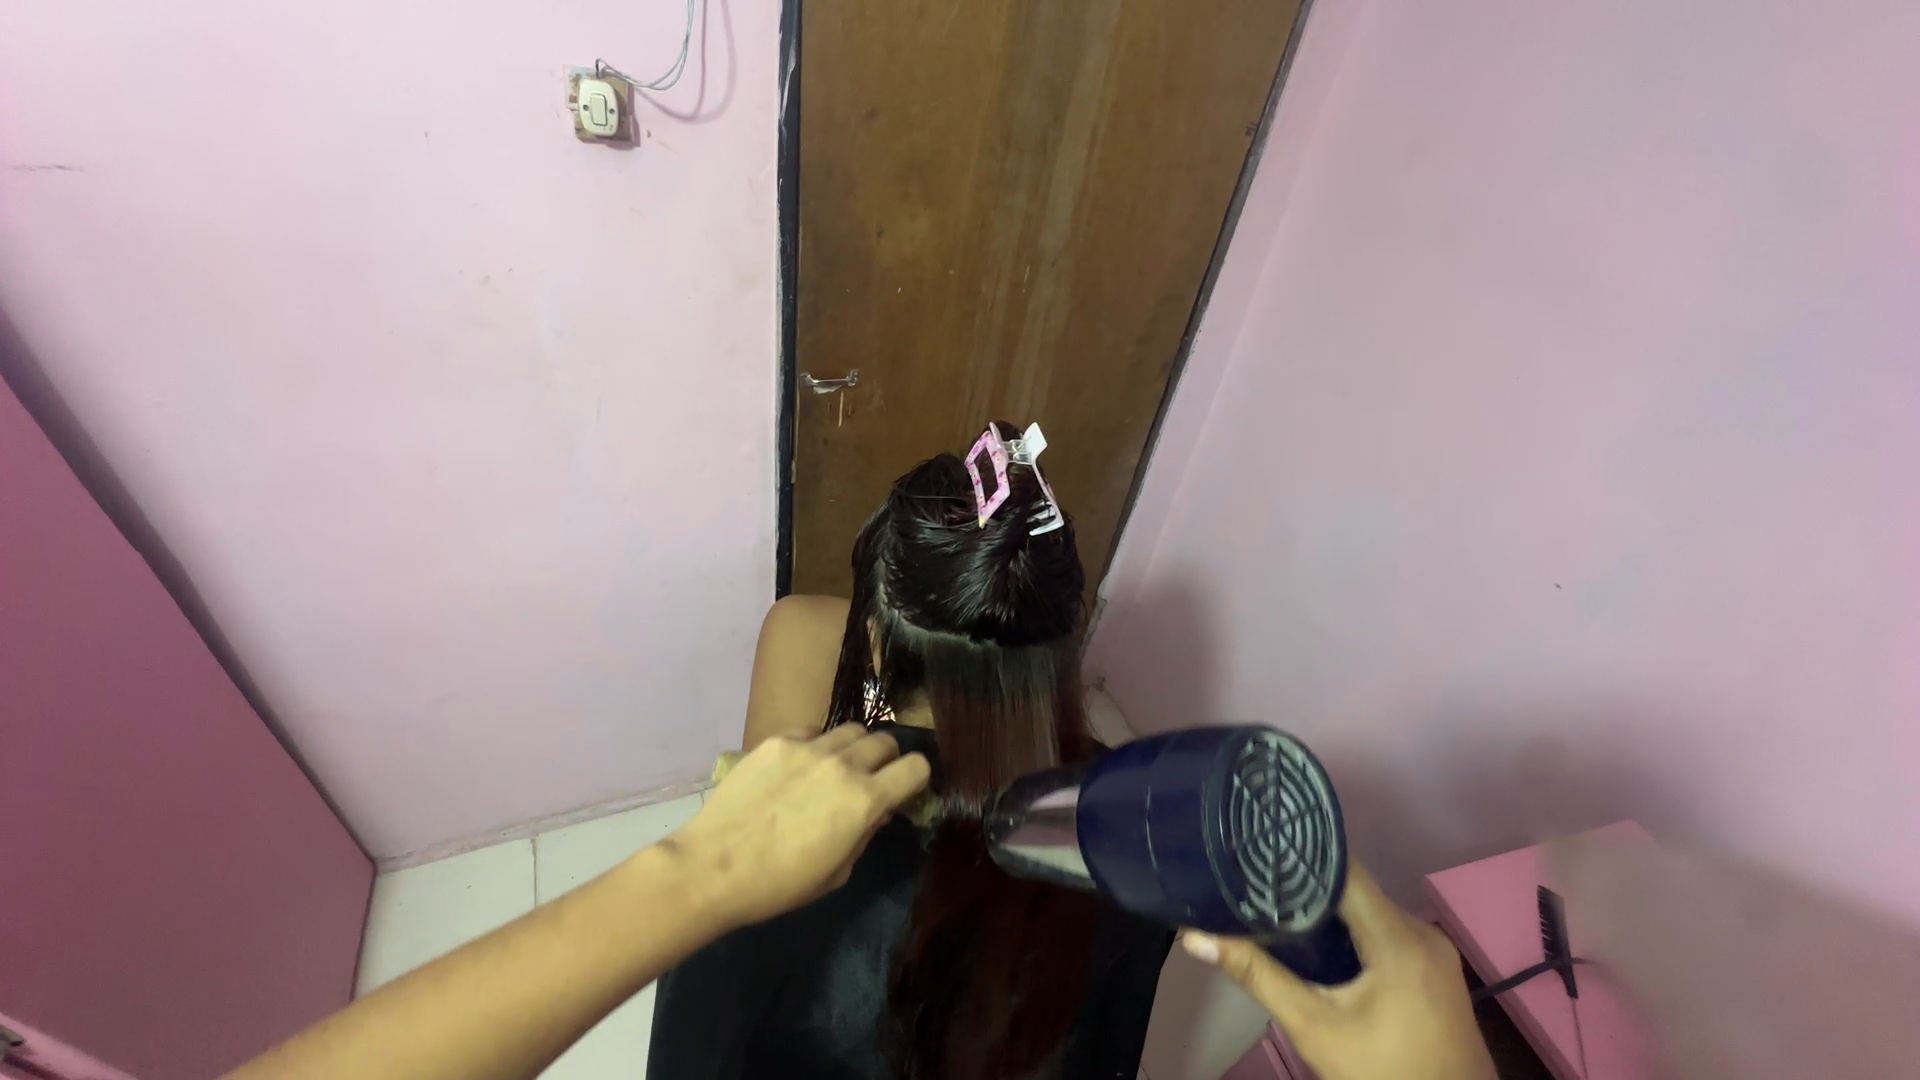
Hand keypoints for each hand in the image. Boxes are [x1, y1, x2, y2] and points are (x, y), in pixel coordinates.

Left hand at [665, 725, 931, 929]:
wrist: (712, 868)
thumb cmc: (779, 884)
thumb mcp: (836, 872)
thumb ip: (865, 833)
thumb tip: (879, 810)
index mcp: (865, 800)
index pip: (916, 767)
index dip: (917, 778)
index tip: (904, 789)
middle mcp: (844, 764)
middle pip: (886, 741)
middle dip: (887, 760)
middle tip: (870, 779)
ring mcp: (809, 747)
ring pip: (852, 730)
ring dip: (853, 749)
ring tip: (834, 770)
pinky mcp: (778, 740)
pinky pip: (813, 732)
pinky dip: (817, 746)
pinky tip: (798, 769)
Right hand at [1181, 863, 1493, 1079]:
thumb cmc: (1385, 1077)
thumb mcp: (1314, 1028)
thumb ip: (1257, 976)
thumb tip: (1195, 936)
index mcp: (1399, 938)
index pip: (1342, 869)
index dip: (1297, 854)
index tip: (1254, 845)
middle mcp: (1421, 931)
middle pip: (1352, 887)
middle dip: (1301, 882)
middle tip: (1250, 875)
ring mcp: (1432, 950)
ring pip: (1365, 908)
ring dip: (1323, 907)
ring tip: (1270, 902)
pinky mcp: (1432, 969)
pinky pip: (1381, 929)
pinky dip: (1346, 928)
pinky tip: (1312, 940)